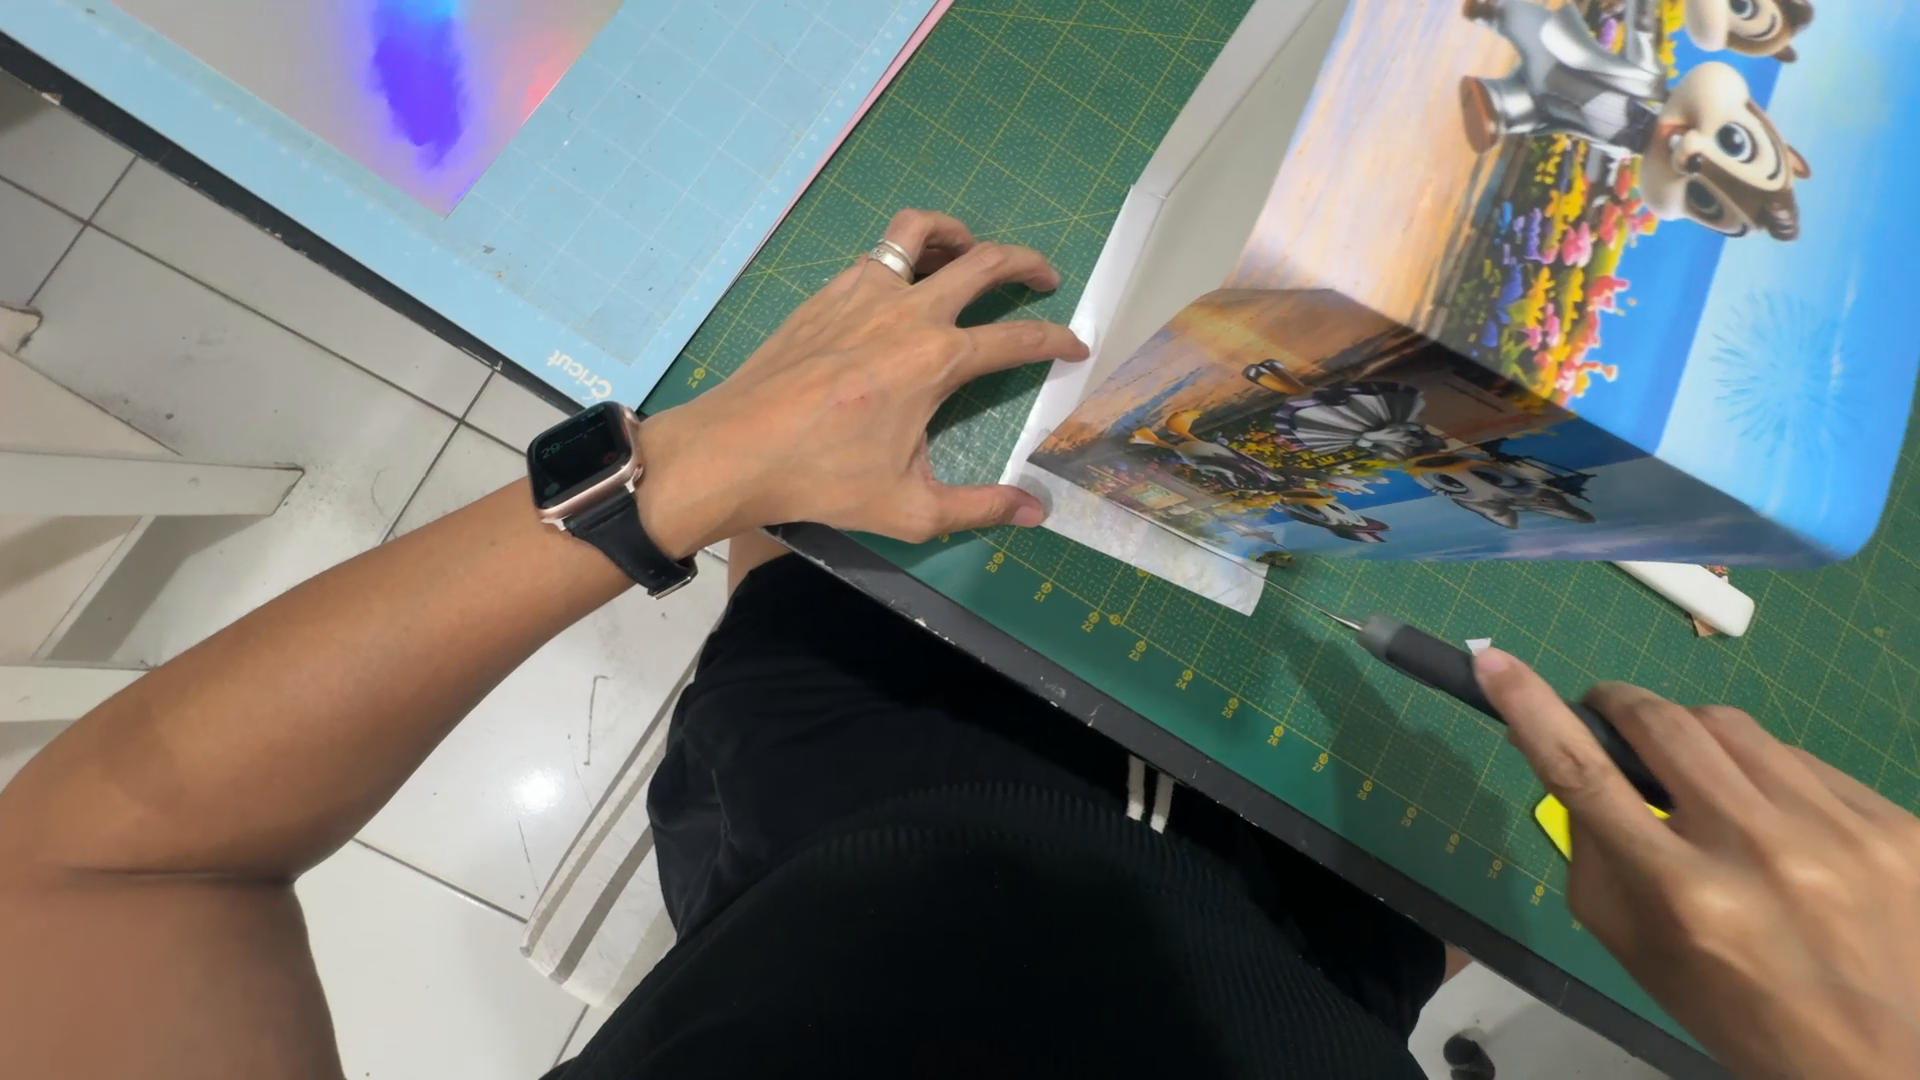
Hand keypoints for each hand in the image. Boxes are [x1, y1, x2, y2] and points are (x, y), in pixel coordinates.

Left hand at [634, 208, 1086, 556]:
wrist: (736, 450)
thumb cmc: (825, 480)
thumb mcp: (911, 509)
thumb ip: (980, 507)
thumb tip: (1035, 513)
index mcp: (937, 360)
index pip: (1017, 338)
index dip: (1056, 339)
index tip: (1076, 345)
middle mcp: (908, 312)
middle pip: (984, 262)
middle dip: (1026, 264)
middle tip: (1045, 277)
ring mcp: (863, 292)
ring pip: (921, 232)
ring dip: (958, 234)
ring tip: (971, 253)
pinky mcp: (827, 293)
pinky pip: (878, 255)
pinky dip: (904, 257)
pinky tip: (900, 288)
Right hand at [1475, 649, 1919, 1078]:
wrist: (1888, 1065)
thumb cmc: (1722, 997)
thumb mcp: (1620, 928)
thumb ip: (1587, 835)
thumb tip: (1564, 750)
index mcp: (1679, 890)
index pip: (1582, 771)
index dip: (1529, 707)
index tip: (1493, 661)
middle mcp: (1762, 853)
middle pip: (1663, 725)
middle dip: (1618, 705)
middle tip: (1606, 716)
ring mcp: (1846, 837)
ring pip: (1729, 726)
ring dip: (1689, 736)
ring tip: (1700, 781)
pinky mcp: (1903, 831)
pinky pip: (1798, 757)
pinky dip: (1760, 770)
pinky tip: (1773, 816)